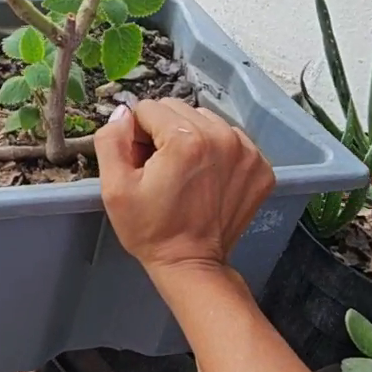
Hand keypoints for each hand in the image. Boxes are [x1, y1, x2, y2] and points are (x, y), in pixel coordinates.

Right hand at [95, 98, 274, 279]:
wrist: (192, 263)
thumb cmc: (151, 229)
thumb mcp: (114, 188)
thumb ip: (111, 141)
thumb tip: (122, 113)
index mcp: (184, 140)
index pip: (149, 108)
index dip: (136, 133)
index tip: (139, 161)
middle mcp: (221, 137)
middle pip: (178, 109)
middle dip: (163, 132)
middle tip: (159, 167)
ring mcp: (247, 151)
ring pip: (205, 120)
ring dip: (189, 138)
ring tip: (182, 173)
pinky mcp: (260, 166)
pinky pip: (230, 138)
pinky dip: (215, 150)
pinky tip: (205, 177)